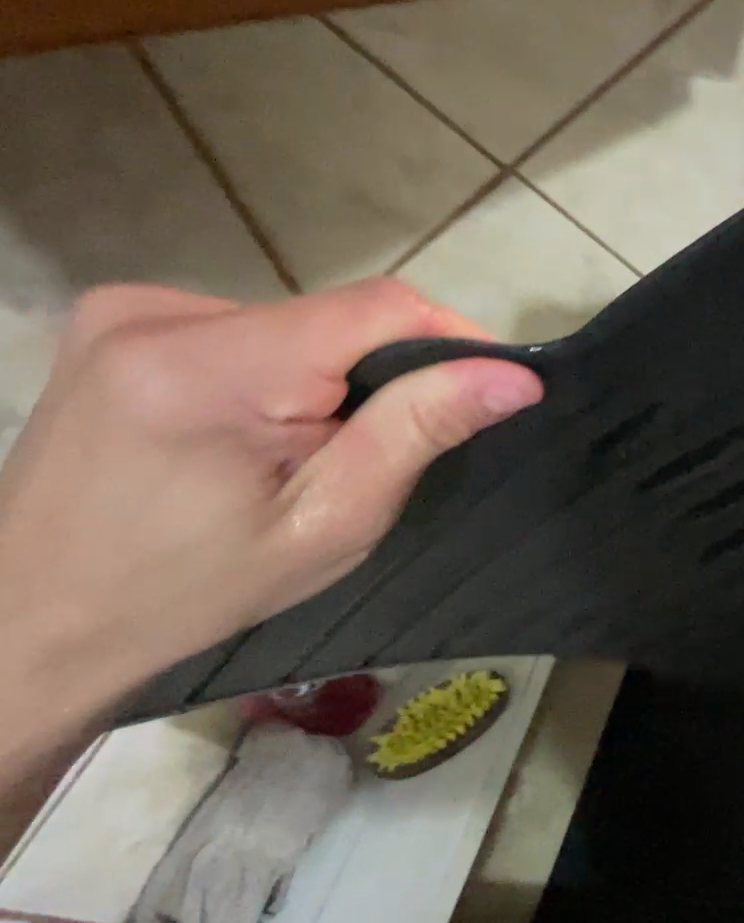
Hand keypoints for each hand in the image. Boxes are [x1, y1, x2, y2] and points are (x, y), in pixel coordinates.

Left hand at [0, 279, 542, 706]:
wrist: (38, 615)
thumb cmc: (200, 584)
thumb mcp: (335, 518)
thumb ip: (419, 430)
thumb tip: (516, 377)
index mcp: (209, 366)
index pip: (381, 307)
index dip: (454, 340)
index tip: (488, 393)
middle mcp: (160, 313)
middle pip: (341, 316)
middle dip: (389, 373)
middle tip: (386, 450)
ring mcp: (130, 310)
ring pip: (303, 322)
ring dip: (338, 374)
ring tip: (318, 447)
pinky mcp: (122, 321)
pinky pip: (257, 329)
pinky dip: (290, 371)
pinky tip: (263, 428)